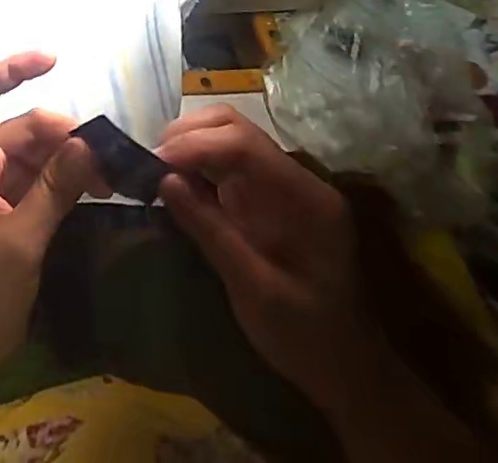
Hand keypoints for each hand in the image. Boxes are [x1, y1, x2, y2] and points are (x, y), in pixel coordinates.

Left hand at [0, 52, 104, 379]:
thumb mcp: (20, 238)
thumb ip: (54, 187)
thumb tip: (91, 141)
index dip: (15, 67)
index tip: (56, 59)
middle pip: (28, 126)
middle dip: (69, 137)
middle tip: (112, 165)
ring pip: (42, 152)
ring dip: (75, 160)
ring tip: (113, 181)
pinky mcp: (14, 206)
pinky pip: (46, 178)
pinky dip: (71, 179)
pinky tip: (100, 190)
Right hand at [155, 104, 369, 400]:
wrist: (346, 369)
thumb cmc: (305, 335)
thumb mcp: (255, 290)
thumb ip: (211, 231)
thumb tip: (164, 180)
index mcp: (304, 197)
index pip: (244, 144)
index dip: (194, 145)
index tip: (155, 163)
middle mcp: (294, 179)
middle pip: (235, 127)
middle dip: (188, 135)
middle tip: (151, 164)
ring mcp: (281, 185)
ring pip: (229, 136)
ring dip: (188, 145)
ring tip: (157, 171)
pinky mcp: (267, 196)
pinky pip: (228, 162)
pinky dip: (196, 163)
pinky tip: (175, 182)